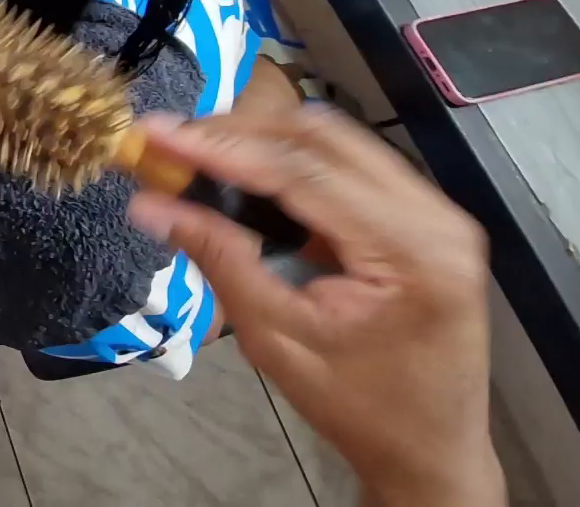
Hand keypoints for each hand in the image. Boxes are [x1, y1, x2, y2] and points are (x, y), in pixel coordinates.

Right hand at [127, 108, 504, 506]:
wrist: (429, 450)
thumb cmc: (356, 403)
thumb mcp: (274, 335)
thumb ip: (217, 257)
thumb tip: (145, 203)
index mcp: (410, 253)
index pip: (301, 172)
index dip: (221, 146)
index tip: (156, 134)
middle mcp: (433, 218)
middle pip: (320, 136)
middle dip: (236, 129)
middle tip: (171, 140)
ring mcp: (432, 211)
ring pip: (329, 136)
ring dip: (257, 134)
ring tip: (196, 149)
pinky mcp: (416, 212)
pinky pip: (340, 158)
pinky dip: (281, 151)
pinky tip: (240, 165)